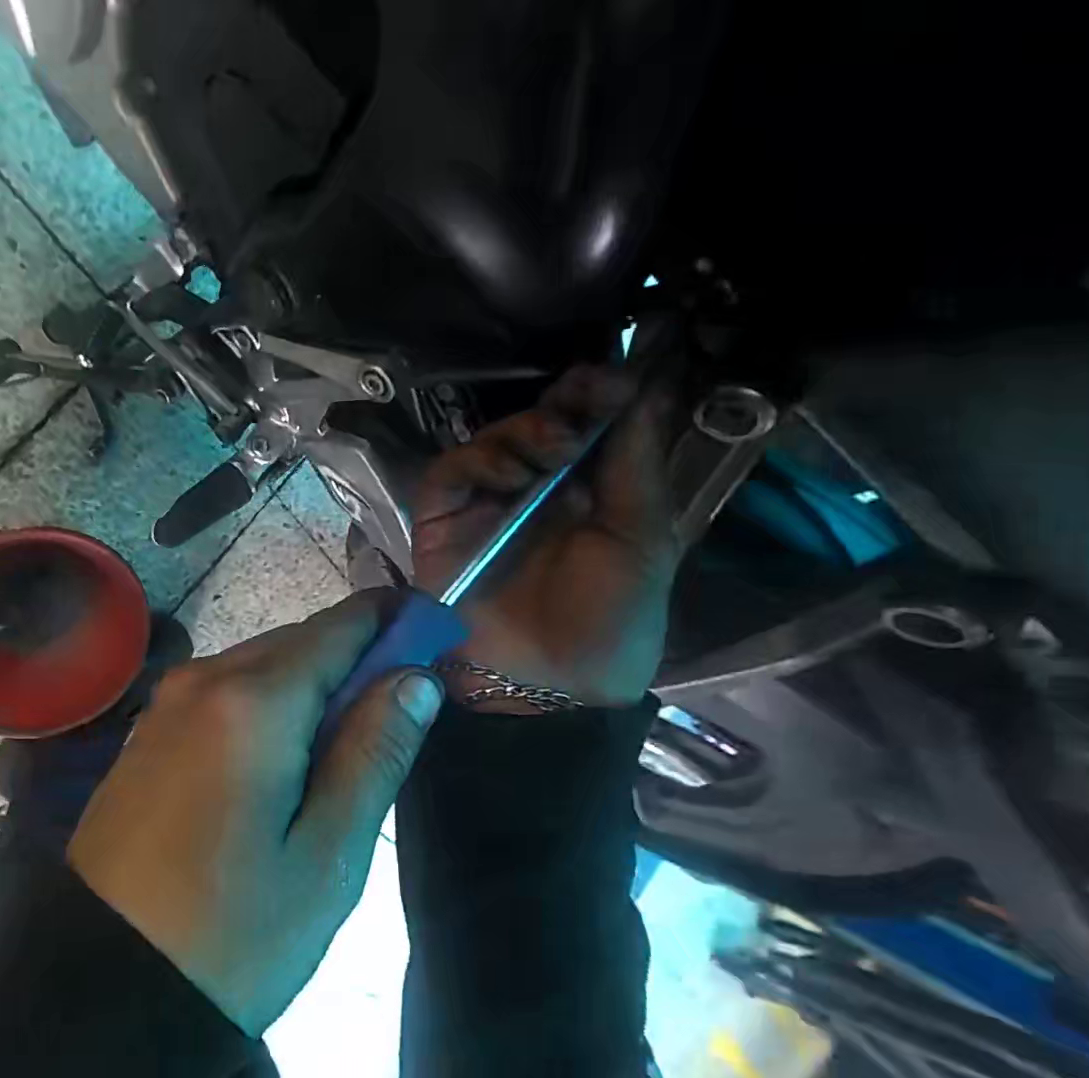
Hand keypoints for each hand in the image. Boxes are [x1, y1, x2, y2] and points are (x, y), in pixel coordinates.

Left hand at [67, 594, 443, 1034]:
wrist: (104, 985)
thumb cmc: (233, 930)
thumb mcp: (328, 853)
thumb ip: (376, 750)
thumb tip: (417, 679)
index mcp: (253, 701)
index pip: (340, 626)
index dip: (395, 619)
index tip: (437, 631)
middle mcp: (204, 679)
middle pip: (301, 640)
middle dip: (356, 655)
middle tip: (400, 701)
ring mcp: (168, 701)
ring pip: (263, 662)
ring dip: (313, 681)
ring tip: (346, 737)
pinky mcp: (150, 728)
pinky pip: (227, 689)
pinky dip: (270, 699)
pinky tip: (284, 750)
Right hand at [413, 364, 679, 708]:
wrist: (546, 689)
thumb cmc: (608, 621)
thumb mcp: (643, 542)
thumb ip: (636, 467)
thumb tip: (645, 393)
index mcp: (586, 497)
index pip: (584, 430)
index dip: (594, 397)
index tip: (612, 378)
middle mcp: (533, 495)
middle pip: (535, 426)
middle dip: (560, 407)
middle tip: (581, 402)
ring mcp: (483, 508)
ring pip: (490, 442)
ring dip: (522, 432)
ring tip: (552, 448)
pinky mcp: (442, 523)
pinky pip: (450, 474)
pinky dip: (476, 462)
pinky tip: (506, 474)